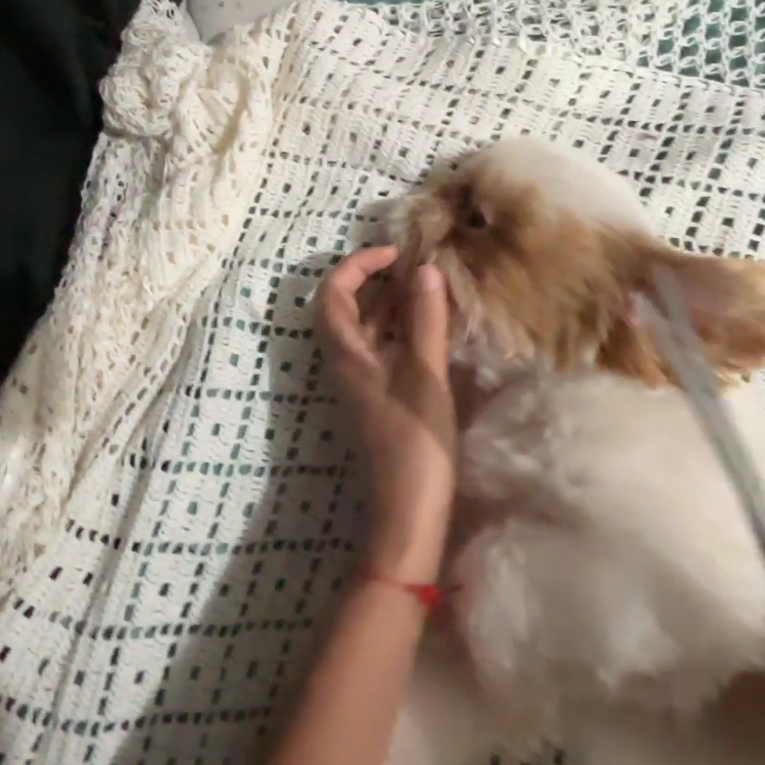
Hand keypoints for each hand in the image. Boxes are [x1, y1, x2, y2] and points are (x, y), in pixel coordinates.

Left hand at [315, 246, 456, 583]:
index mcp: (345, 353)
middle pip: (345, 306)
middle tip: (414, 265)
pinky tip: (430, 327)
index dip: (359, 263)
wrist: (407, 512)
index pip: (333, 291)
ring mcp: (360, 381)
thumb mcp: (425, 374)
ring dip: (389, 303)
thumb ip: (426, 320)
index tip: (396, 253)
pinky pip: (380, 348)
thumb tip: (426, 269)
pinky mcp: (377, 397)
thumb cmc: (414, 441)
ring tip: (427, 287)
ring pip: (365, 328)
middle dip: (374, 278)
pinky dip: (399, 329)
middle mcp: (344, 363)